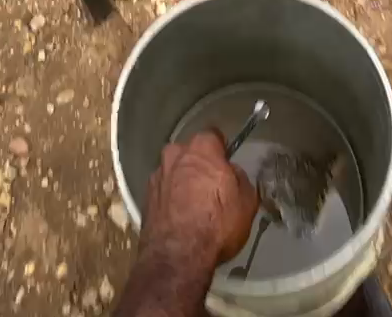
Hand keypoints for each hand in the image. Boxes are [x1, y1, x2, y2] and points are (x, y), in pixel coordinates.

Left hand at [141, 129, 259, 266]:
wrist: (177, 256)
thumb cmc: (217, 223)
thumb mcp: (246, 202)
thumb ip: (240, 179)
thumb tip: (232, 173)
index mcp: (202, 147)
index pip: (214, 135)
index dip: (222, 150)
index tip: (226, 165)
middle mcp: (175, 153)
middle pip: (190, 152)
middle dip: (199, 165)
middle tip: (210, 187)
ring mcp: (157, 174)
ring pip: (174, 171)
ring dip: (182, 182)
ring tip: (193, 207)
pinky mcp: (145, 197)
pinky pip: (163, 191)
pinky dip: (170, 199)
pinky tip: (178, 218)